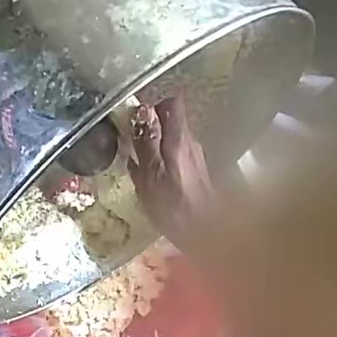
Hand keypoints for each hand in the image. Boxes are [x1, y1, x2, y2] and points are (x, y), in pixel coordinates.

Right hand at [127, 96, 216, 245]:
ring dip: (154, 146)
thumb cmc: (173, 206)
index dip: (152, 105)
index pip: (172, 103)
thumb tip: (142, 110)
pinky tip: (150, 180)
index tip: (134, 118)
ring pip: (172, 140)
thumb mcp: (151, 173)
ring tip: (137, 164)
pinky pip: (174, 157)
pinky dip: (161, 162)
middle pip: (171, 120)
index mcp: (179, 139)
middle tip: (130, 143)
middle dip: (149, 127)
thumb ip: (146, 142)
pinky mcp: (196, 173)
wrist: (206, 233)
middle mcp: (191, 143)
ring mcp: (195, 158)